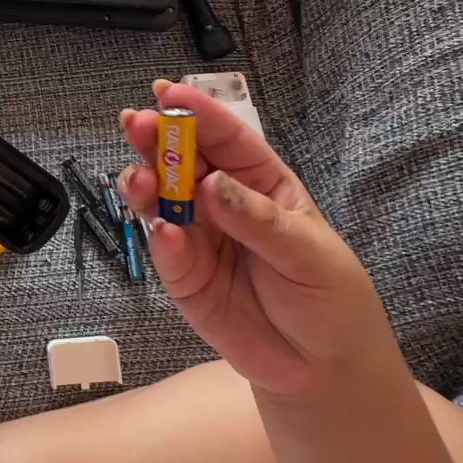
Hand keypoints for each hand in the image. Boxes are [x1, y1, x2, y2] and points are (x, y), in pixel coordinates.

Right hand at [119, 80, 390, 394]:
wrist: (319, 369)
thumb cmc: (328, 299)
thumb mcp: (309, 254)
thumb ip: (259, 220)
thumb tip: (212, 185)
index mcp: (259, 183)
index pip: (225, 139)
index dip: (197, 113)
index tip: (167, 93)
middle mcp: (219, 202)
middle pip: (181, 161)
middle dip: (155, 140)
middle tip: (134, 123)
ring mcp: (196, 235)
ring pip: (159, 198)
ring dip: (143, 184)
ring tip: (138, 180)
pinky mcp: (179, 273)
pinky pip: (163, 248)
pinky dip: (159, 239)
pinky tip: (165, 234)